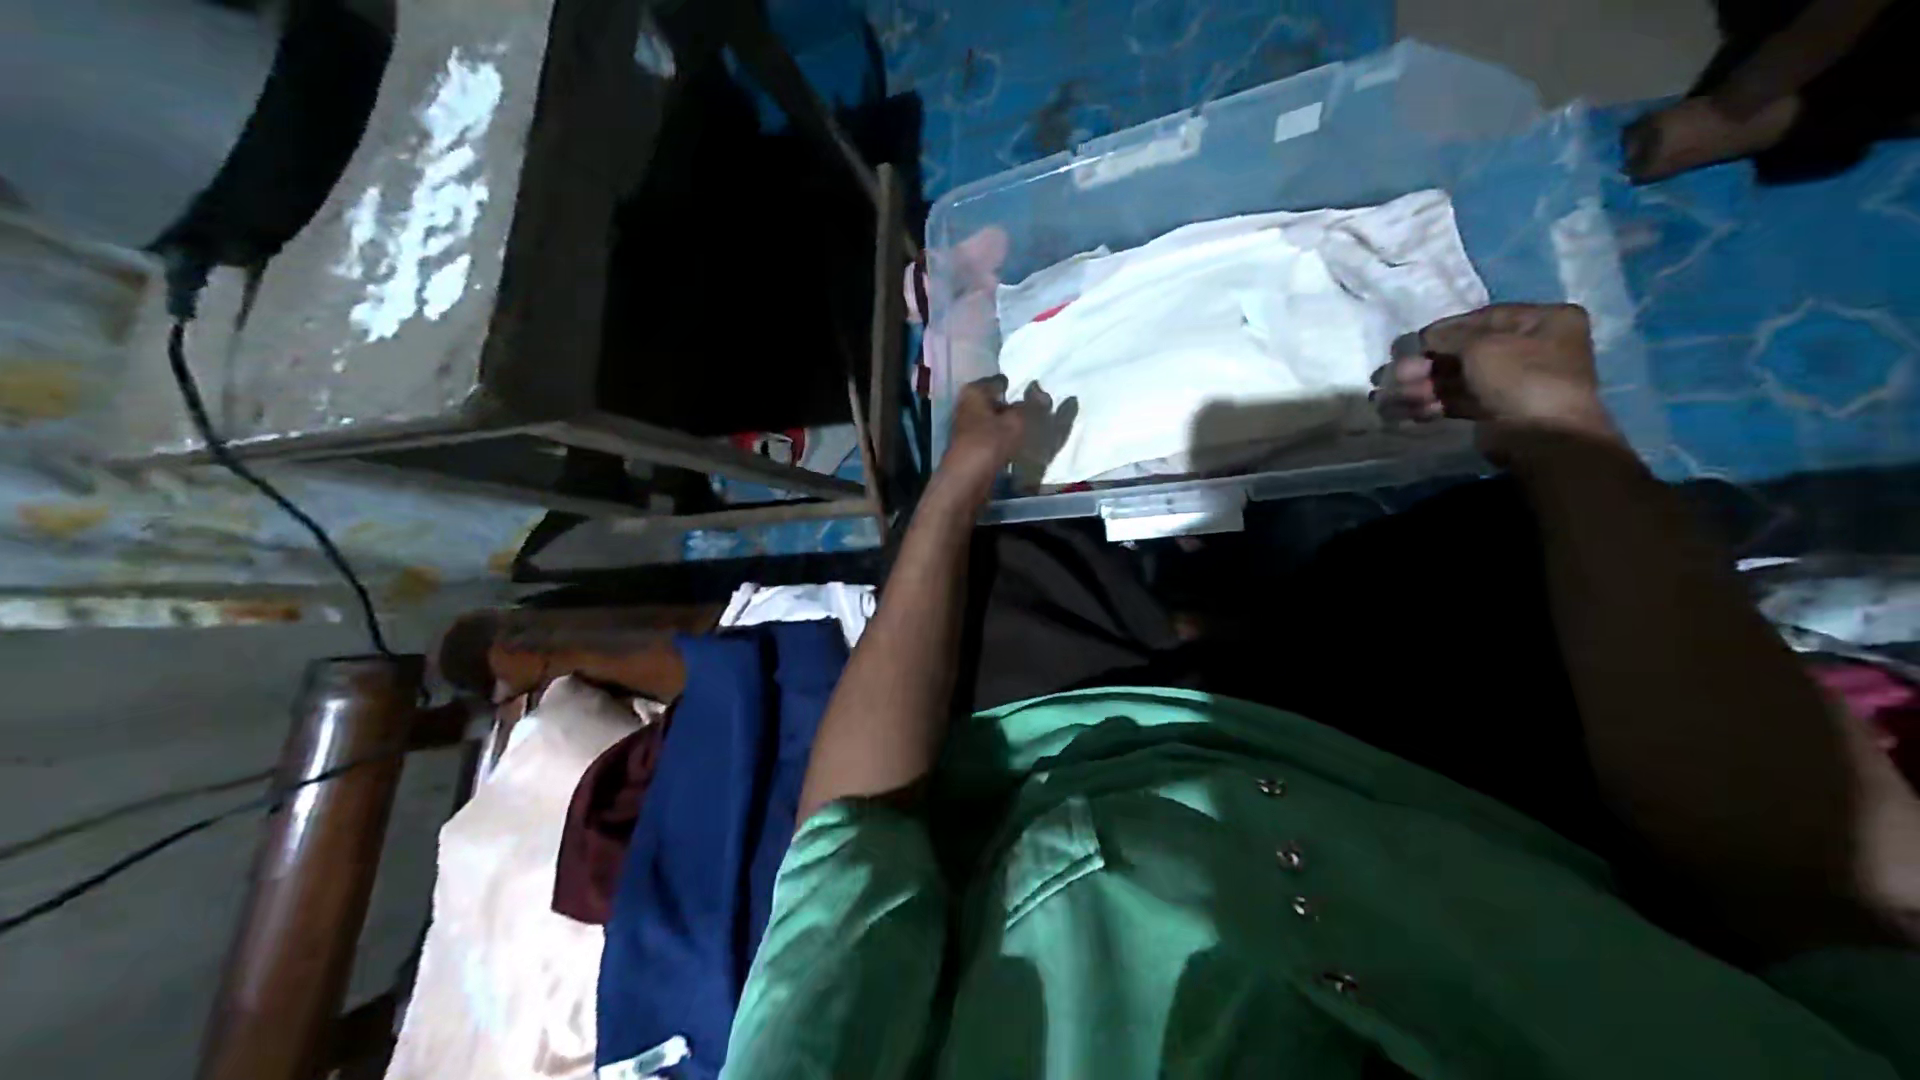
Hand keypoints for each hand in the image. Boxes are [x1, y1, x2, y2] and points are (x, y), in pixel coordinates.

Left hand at [935, 375, 1030, 503]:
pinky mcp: (973, 448)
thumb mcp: (1016, 422)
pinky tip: (1022, 446)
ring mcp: (968, 428)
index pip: (1000, 381)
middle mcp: (967, 406)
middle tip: (1042, 412)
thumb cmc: (988, 445)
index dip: (1019, 386)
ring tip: (1036, 429)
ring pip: (997, 421)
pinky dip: (1007, 440)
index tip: (1039, 394)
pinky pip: (995, 438)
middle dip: (1018, 407)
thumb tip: (1043, 394)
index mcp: (973, 392)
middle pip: (998, 402)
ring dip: (1014, 425)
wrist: (965, 483)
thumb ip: (1031, 406)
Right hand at [1371, 303, 1624, 458]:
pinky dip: (1431, 405)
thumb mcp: (1482, 346)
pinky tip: (1408, 413)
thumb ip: (1449, 336)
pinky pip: (1457, 400)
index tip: (1411, 344)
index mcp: (1542, 322)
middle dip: (1426, 365)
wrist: (1541, 436)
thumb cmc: (1520, 378)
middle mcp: (1529, 348)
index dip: (1444, 330)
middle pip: (1464, 352)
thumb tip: (1424, 337)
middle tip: (1396, 376)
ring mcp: (1511, 381)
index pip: (1483, 319)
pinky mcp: (1494, 409)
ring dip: (1422, 387)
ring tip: (1394, 399)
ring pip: (1456, 378)